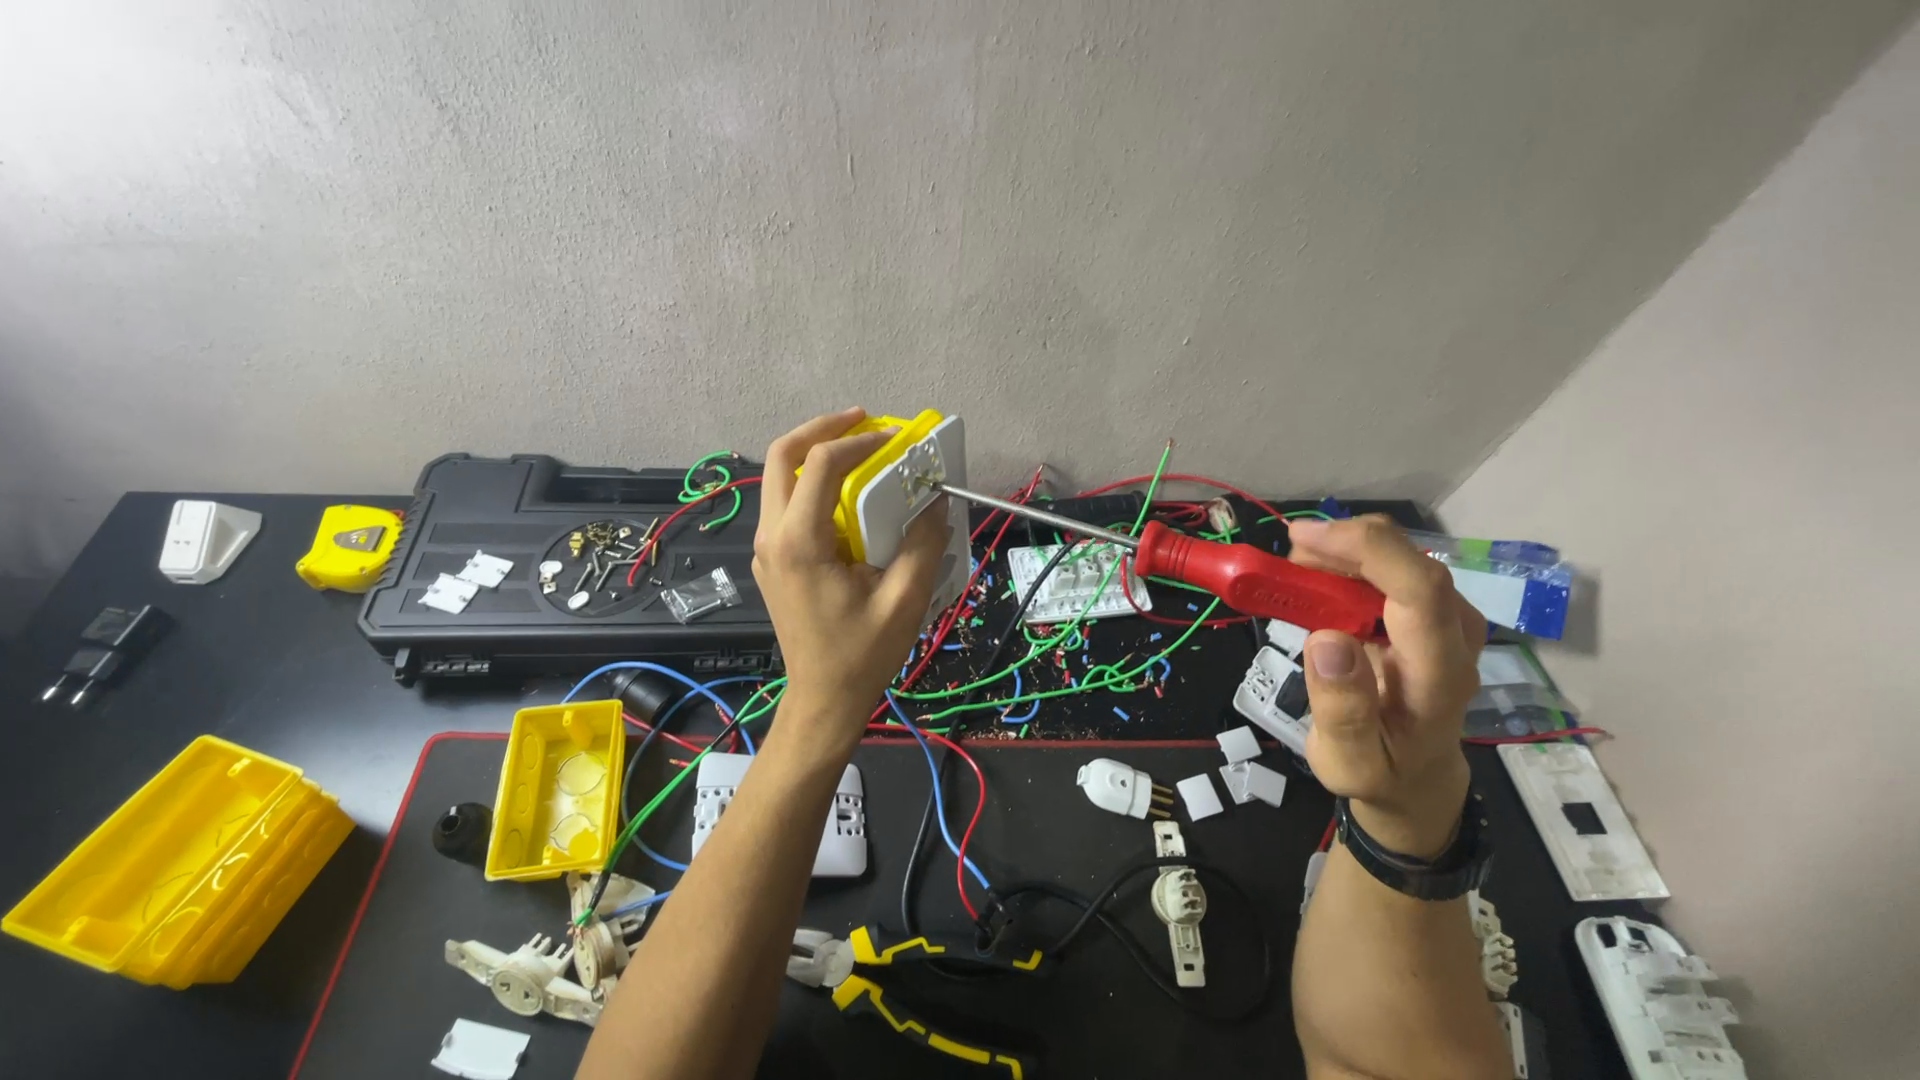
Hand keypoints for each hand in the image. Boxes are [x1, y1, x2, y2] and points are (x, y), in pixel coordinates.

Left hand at [754, 408, 952, 752]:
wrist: (823, 698)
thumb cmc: (861, 654)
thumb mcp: (904, 601)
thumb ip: (924, 545)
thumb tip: (936, 503)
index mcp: (800, 543)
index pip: (819, 465)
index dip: (859, 441)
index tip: (896, 439)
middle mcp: (772, 536)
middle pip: (780, 455)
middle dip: (822, 428)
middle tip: (864, 420)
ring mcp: (767, 548)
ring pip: (777, 476)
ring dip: (814, 452)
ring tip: (860, 447)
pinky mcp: (774, 559)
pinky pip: (785, 502)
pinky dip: (812, 481)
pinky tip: (849, 491)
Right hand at [1286, 515, 1485, 856]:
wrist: (1418, 779)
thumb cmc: (1380, 772)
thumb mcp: (1350, 763)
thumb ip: (1341, 708)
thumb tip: (1327, 638)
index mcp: (1439, 673)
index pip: (1419, 589)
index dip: (1364, 549)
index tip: (1302, 540)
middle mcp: (1456, 636)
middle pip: (1411, 562)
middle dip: (1342, 545)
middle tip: (1283, 567)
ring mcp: (1450, 620)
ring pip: (1400, 557)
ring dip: (1342, 553)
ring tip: (1294, 580)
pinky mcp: (1433, 614)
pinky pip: (1394, 568)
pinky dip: (1350, 562)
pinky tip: (1318, 585)